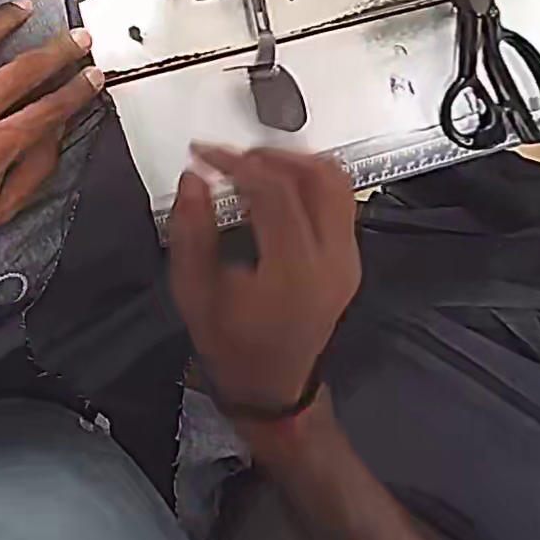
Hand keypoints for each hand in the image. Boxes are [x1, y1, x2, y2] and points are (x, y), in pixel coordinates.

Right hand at [167, 146, 361, 413]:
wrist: (269, 385)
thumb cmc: (229, 343)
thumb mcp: (193, 288)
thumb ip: (191, 229)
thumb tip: (193, 179)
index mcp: (293, 270)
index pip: (274, 191)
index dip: (235, 162)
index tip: (204, 154)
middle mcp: (332, 261)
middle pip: (319, 177)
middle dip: (270, 154)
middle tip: (231, 156)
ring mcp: (347, 260)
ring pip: (337, 183)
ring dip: (294, 163)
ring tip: (252, 165)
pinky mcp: (348, 259)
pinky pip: (338, 202)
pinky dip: (306, 181)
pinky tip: (272, 188)